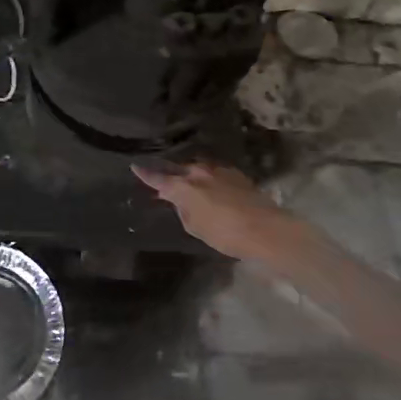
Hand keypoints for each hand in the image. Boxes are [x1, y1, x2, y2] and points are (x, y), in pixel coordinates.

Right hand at [131, 162, 308, 262]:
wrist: (266, 229)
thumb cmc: (225, 233)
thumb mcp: (195, 226)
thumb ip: (182, 209)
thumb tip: (179, 199)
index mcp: (184, 185)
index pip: (158, 178)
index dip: (145, 174)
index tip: (134, 166)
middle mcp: (199, 171)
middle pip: (179, 170)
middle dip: (171, 176)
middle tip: (165, 186)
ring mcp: (220, 170)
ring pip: (198, 170)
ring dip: (191, 177)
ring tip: (189, 188)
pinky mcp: (237, 174)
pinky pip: (214, 173)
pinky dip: (208, 180)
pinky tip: (211, 190)